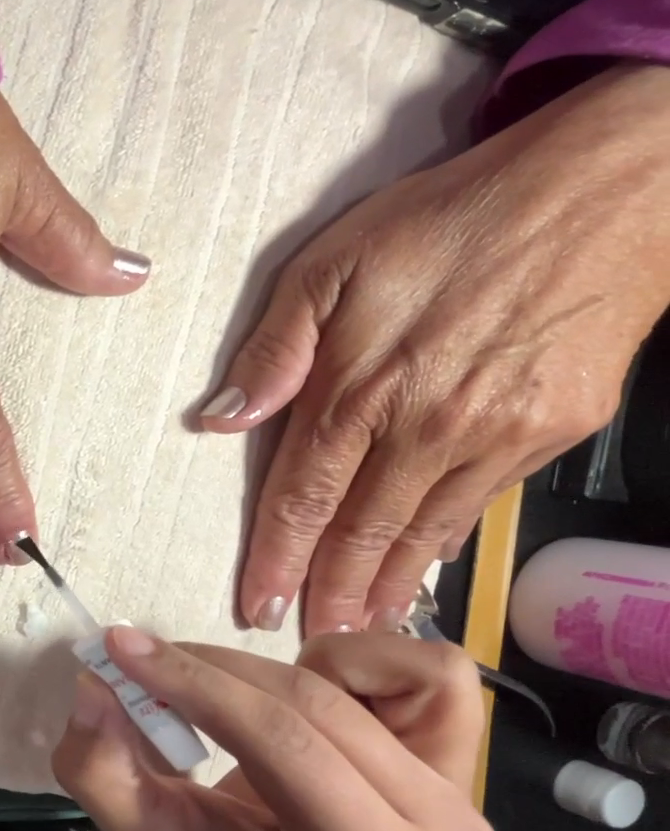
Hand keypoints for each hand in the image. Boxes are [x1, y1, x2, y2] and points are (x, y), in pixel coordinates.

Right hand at [53, 627, 496, 830]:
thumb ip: (98, 767)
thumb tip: (94, 683)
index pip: (283, 743)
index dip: (193, 683)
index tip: (119, 646)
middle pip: (313, 701)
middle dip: (210, 668)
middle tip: (141, 660)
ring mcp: (466, 792)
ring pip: (373, 671)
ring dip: (282, 666)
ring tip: (234, 700)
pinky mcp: (462, 756)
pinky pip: (427, 669)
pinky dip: (351, 660)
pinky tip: (303, 693)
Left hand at [201, 63, 669, 635]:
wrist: (611, 189)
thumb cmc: (445, 223)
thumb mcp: (326, 267)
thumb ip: (274, 351)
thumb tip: (219, 420)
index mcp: (358, 390)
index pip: (300, 496)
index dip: (275, 556)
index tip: (255, 604)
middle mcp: (426, 426)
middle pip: (360, 528)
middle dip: (329, 591)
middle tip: (305, 641)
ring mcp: (497, 433)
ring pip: (422, 529)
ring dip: (384, 584)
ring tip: (355, 630)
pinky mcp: (554, 430)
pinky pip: (479, 506)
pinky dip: (442, 547)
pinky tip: (419, 572)